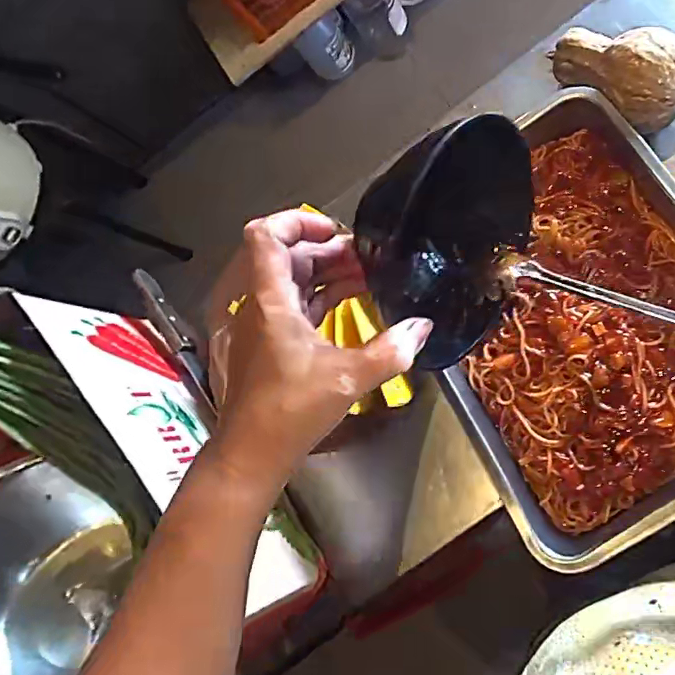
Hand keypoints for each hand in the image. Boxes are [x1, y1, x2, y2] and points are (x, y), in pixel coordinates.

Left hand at [198, 209, 430, 508]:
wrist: (252, 453)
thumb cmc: (291, 412)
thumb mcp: (350, 378)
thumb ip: (392, 350)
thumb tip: (422, 327)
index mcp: (269, 302)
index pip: (267, 236)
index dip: (299, 222)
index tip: (336, 231)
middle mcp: (257, 305)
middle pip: (284, 255)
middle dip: (325, 248)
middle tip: (364, 256)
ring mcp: (257, 324)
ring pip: (287, 279)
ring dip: (323, 272)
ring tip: (363, 275)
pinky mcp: (264, 342)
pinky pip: (290, 303)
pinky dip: (317, 295)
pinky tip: (349, 301)